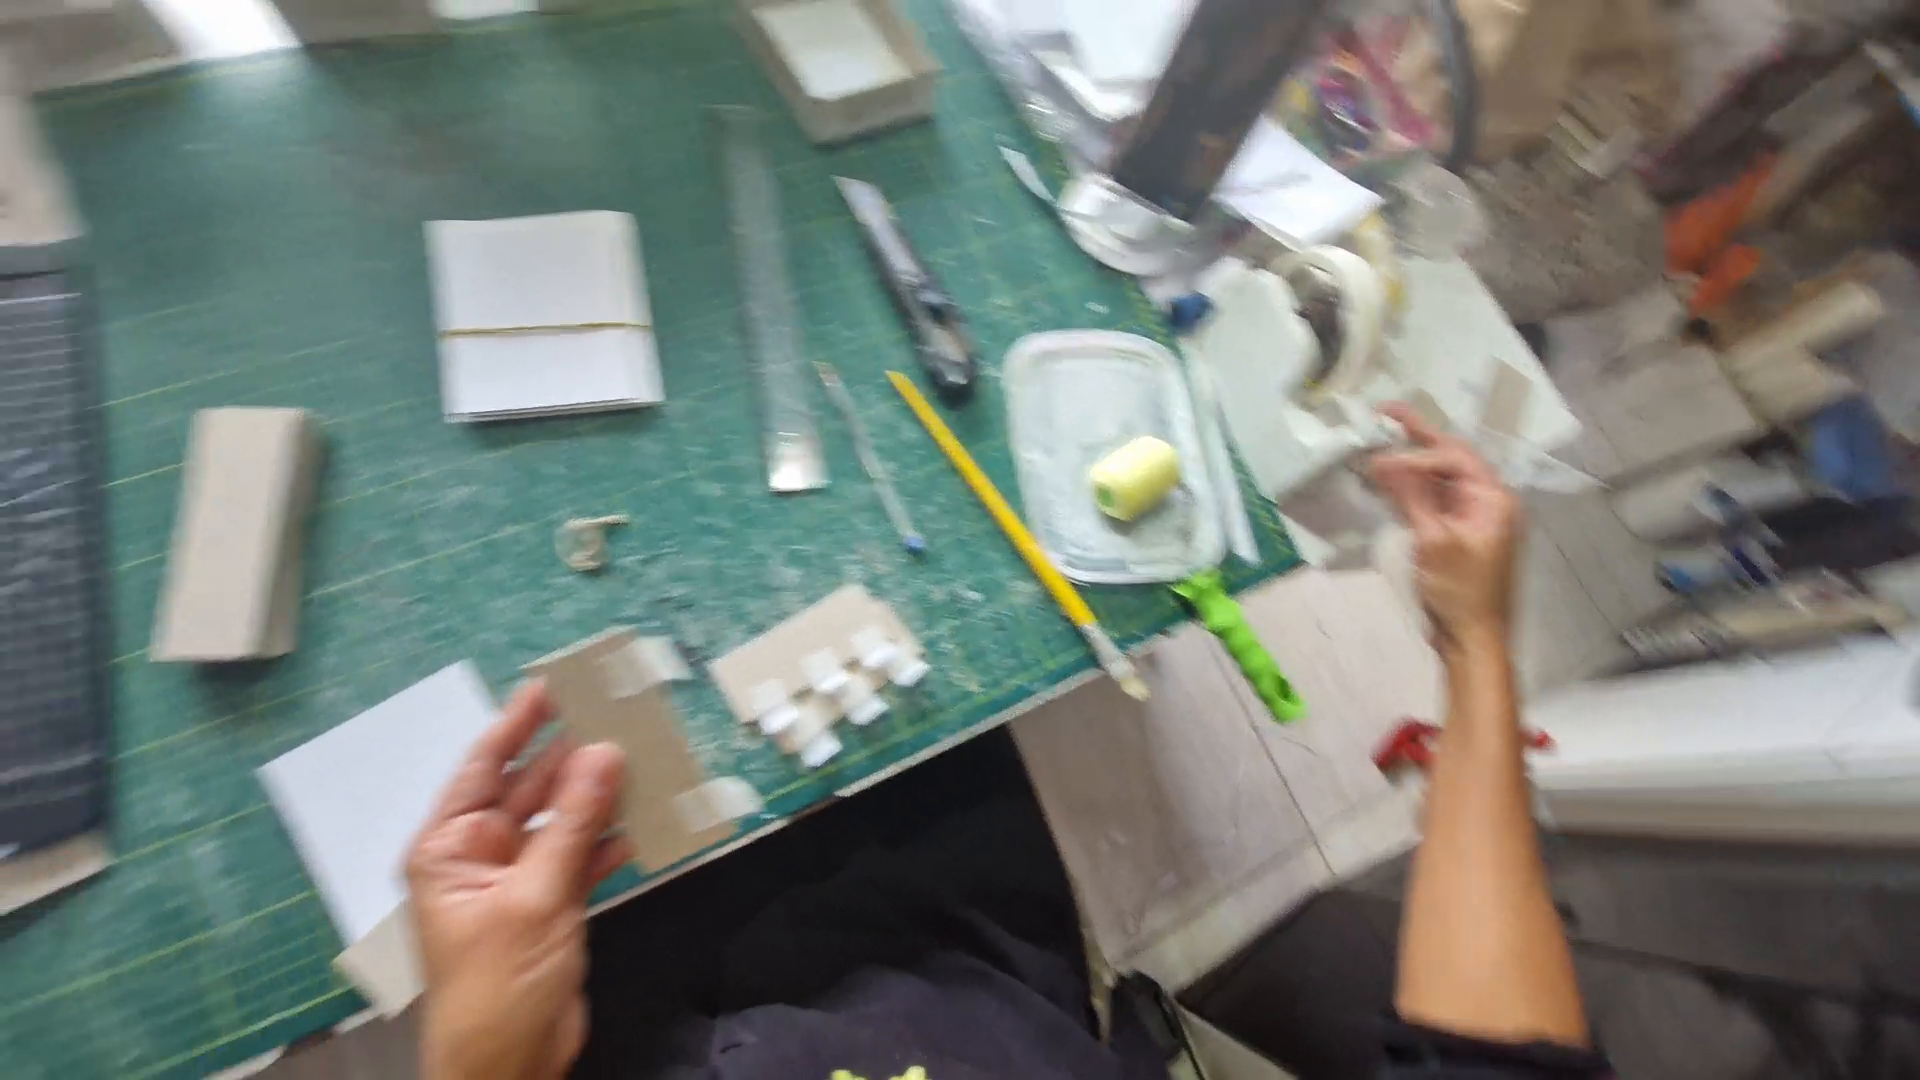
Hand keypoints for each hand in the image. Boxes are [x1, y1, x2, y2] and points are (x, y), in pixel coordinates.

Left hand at [407, 680, 633, 1079]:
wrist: (510, 1065)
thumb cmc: (497, 984)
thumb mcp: (535, 897)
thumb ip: (572, 823)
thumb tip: (605, 752)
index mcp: (452, 847)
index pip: (485, 768)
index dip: (517, 724)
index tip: (552, 685)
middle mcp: (484, 852)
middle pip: (533, 787)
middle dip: (573, 756)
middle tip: (618, 715)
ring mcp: (522, 875)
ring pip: (565, 816)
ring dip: (600, 794)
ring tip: (642, 757)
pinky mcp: (554, 897)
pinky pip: (586, 850)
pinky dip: (612, 836)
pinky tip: (644, 820)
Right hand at [1369, 404, 1522, 649]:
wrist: (1473, 638)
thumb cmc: (1460, 590)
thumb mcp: (1434, 540)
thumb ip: (1411, 496)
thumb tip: (1384, 460)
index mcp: (1494, 499)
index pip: (1453, 458)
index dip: (1416, 451)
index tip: (1379, 459)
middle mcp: (1488, 502)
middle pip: (1449, 460)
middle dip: (1417, 438)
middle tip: (1384, 412)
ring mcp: (1472, 518)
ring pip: (1439, 479)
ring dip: (1410, 463)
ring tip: (1378, 442)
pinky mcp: (1456, 534)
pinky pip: (1432, 500)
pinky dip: (1409, 490)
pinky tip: (1387, 482)